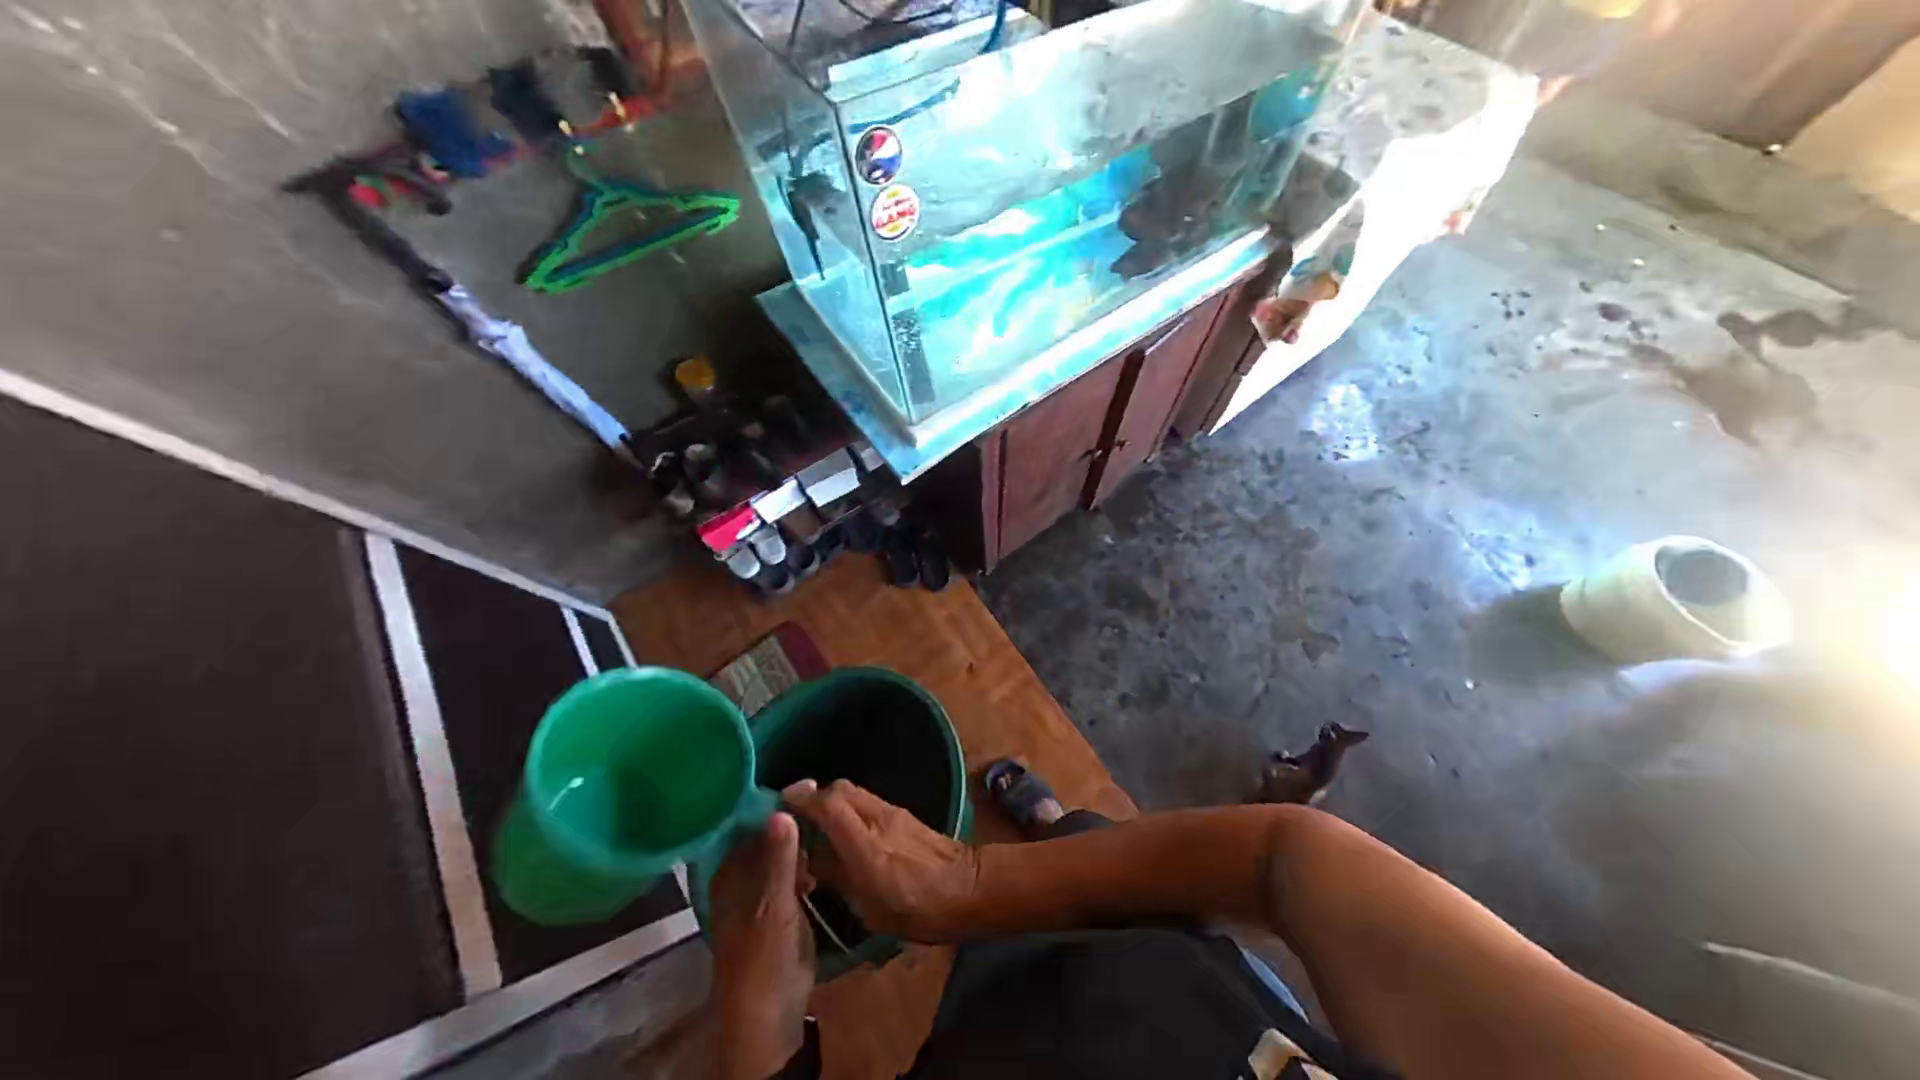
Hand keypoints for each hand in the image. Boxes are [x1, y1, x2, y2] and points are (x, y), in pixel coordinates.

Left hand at [709, 811, 813, 1079]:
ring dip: (800, 844)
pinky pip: (790, 875)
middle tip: (824, 805)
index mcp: (728, 874)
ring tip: (828, 829)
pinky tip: (822, 864)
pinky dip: (804, 866)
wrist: (770, 1015)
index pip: (747, 825)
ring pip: (779, 855)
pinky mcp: (778, 909)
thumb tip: (782, 810)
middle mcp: (739, 878)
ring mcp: (759, 894)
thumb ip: (779, 859)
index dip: (774, 804)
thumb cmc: (763, 957)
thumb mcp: (774, 906)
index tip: (807, 786)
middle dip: (791, 822)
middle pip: (764, 837)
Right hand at [783, 779, 979, 943]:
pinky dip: (848, 808)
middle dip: (813, 796)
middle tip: (795, 817)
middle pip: (839, 789)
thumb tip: (813, 861)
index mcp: (867, 846)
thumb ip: (839, 878)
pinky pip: (866, 802)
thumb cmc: (917, 910)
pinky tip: (843, 831)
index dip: (802, 800)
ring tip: (815, 825)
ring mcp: (892, 813)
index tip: (779, 806)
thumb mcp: (869, 908)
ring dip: (831, 801)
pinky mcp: (902, 814)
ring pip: (853, 792)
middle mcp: (878, 820)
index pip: (829, 805)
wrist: (967, 889)